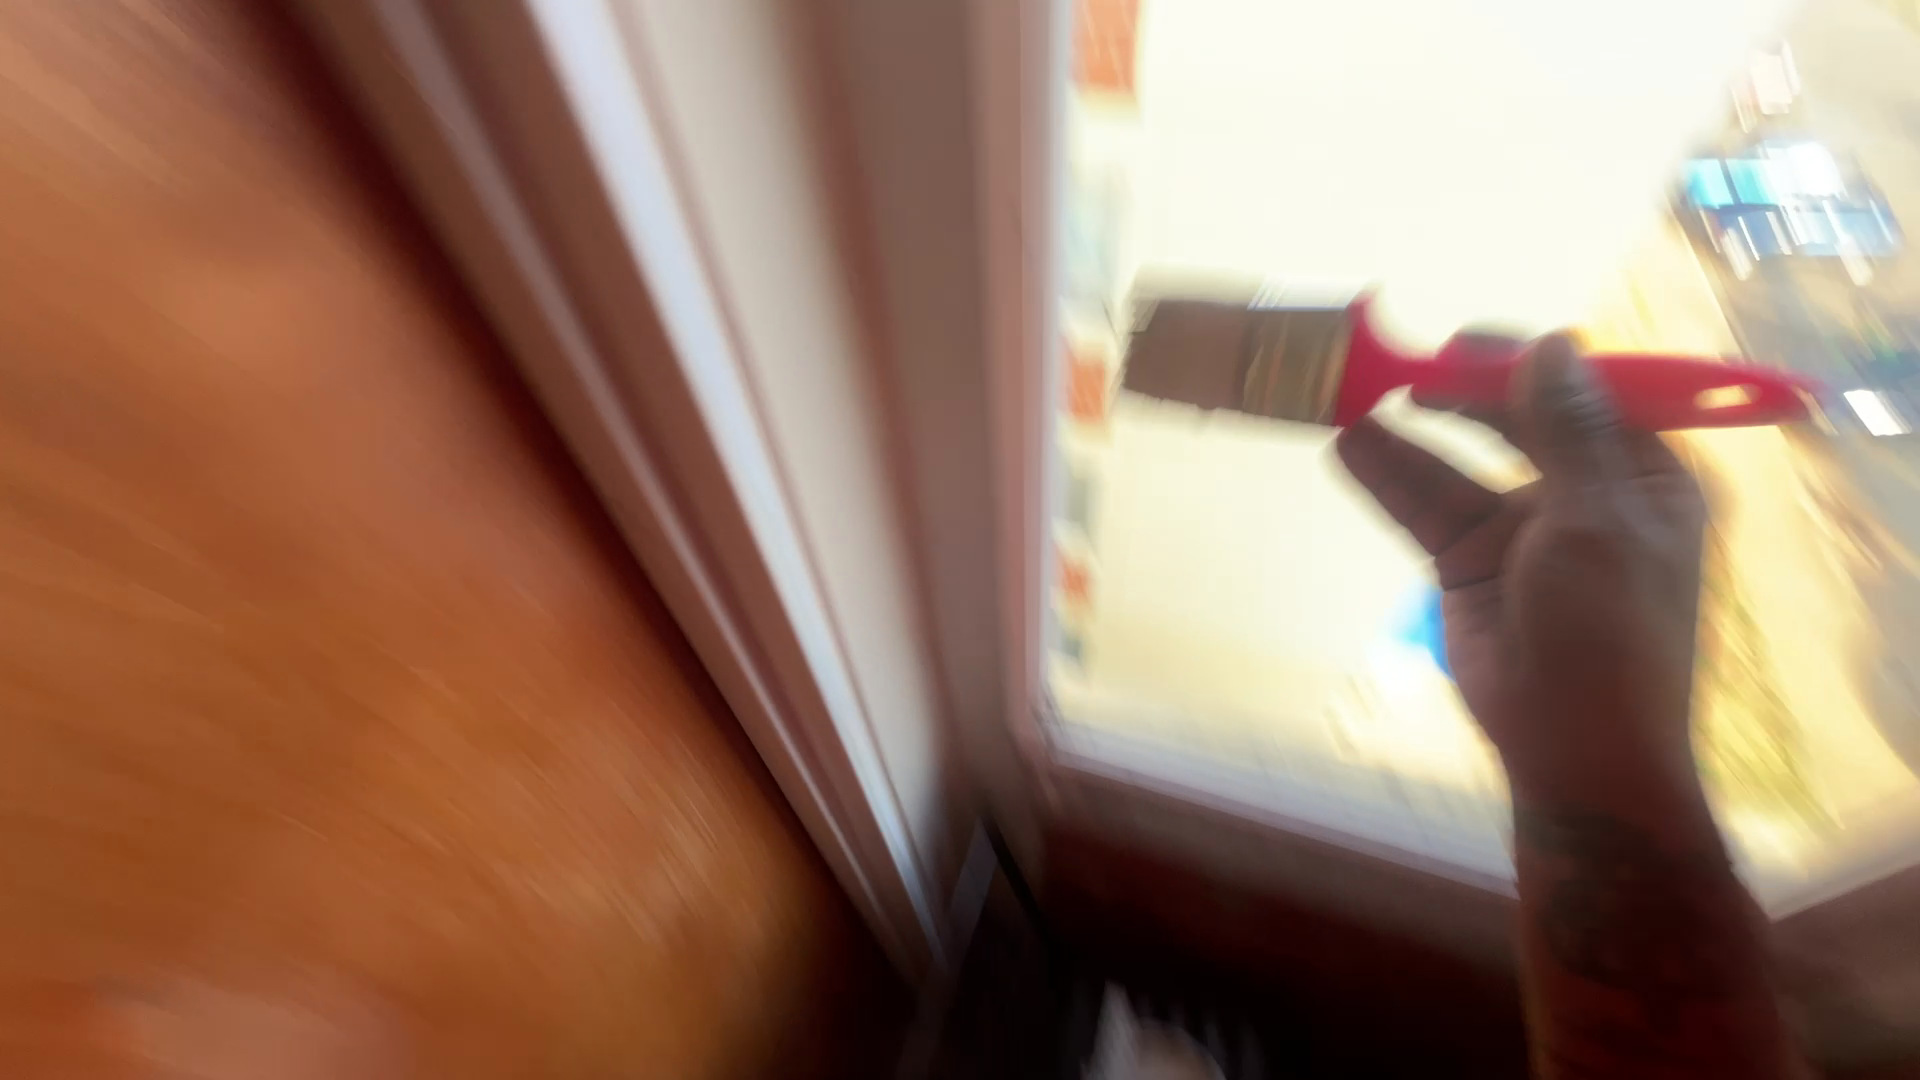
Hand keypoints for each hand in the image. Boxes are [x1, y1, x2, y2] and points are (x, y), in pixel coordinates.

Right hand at [1336, 336, 1707, 805]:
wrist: (1566, 737)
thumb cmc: (1608, 629)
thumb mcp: (1597, 521)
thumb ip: (1567, 433)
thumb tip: (1553, 343)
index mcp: (1642, 477)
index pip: (1583, 397)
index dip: (1528, 364)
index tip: (1465, 342)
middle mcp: (1577, 493)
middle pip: (1509, 425)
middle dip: (1458, 398)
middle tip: (1403, 371)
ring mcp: (1513, 527)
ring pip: (1451, 468)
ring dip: (1405, 439)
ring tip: (1354, 404)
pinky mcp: (1461, 559)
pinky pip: (1420, 509)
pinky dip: (1386, 481)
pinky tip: (1350, 451)